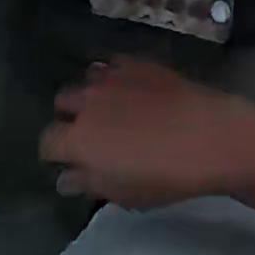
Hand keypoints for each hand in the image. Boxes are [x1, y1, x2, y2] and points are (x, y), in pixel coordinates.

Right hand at [38, 57, 254, 207]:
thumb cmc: (164, 175)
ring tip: (110, 109)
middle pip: (62, 102)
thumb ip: (87, 182)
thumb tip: (65, 177)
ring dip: (90, 93)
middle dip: (70, 117)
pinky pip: (111, 64)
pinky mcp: (133, 61)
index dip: (55, 153)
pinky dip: (113, 76)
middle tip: (91, 135)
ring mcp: (110, 76)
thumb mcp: (122, 193)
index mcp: (77, 138)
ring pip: (85, 79)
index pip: (47, 142)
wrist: (207, 134)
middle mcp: (86, 100)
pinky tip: (130, 89)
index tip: (70, 162)